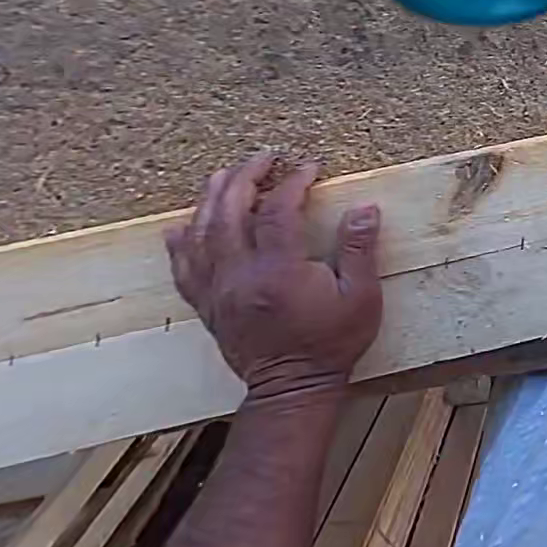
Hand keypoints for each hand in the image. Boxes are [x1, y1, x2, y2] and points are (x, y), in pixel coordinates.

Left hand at [165, 152, 383, 407]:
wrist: (293, 389)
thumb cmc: (334, 342)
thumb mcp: (362, 296)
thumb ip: (361, 250)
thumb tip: (365, 208)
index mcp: (280, 272)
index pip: (278, 212)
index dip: (293, 182)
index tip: (309, 167)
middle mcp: (240, 277)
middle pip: (229, 215)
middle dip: (245, 179)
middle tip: (264, 158)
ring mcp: (218, 292)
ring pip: (201, 236)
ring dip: (211, 200)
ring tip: (224, 175)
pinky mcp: (209, 306)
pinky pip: (184, 270)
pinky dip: (181, 243)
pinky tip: (181, 226)